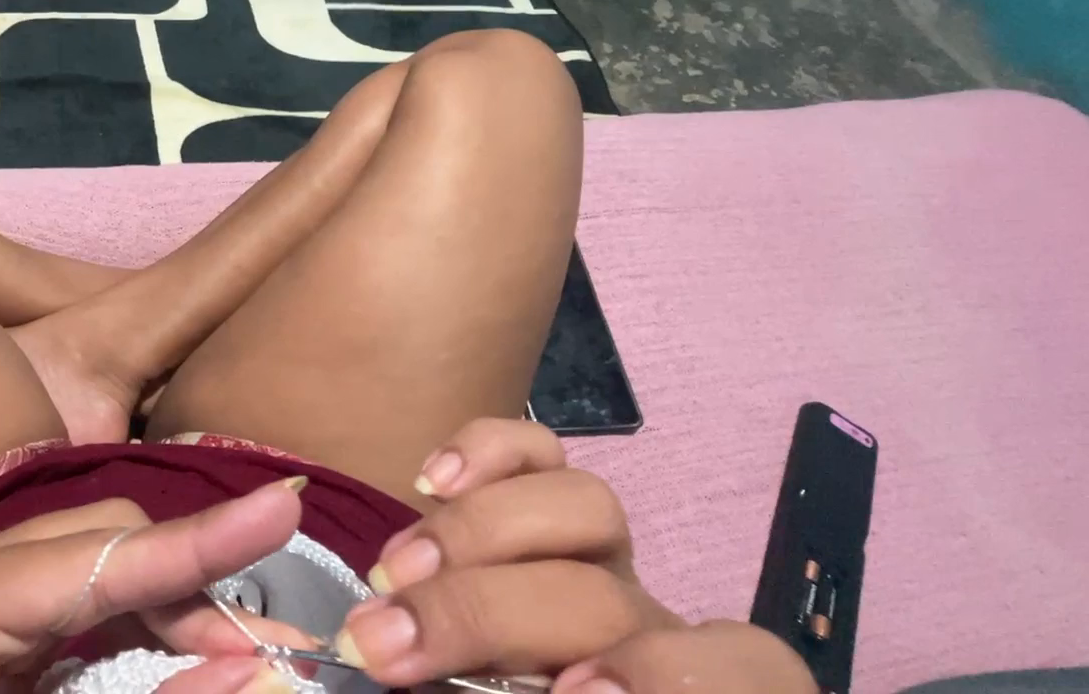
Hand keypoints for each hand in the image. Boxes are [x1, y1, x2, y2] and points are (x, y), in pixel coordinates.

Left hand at [0, 480, 316, 693]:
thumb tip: (248, 672)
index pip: (94, 556)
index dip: (194, 542)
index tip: (281, 509)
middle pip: (112, 541)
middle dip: (199, 591)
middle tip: (285, 656)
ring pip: (112, 557)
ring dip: (184, 608)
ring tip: (249, 660)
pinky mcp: (2, 603)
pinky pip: (93, 592)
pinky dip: (151, 623)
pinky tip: (192, 656)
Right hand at [338, 419, 814, 693]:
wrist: (488, 677)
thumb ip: (489, 692)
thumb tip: (444, 679)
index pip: (737, 671)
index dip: (671, 678)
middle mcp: (652, 629)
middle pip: (601, 595)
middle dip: (475, 613)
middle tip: (381, 645)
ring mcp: (605, 556)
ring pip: (585, 504)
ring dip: (470, 535)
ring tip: (391, 574)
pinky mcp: (548, 501)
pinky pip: (537, 449)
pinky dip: (484, 453)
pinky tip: (427, 484)